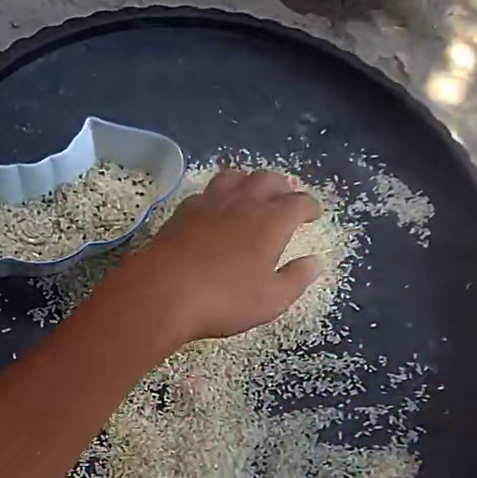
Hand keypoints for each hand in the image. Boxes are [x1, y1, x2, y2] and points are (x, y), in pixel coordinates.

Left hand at [96, 170, 321, 348]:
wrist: (162, 293)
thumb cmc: (224, 300)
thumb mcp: (271, 300)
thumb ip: (296, 279)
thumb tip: (314, 263)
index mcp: (271, 221)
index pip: (298, 203)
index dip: (309, 207)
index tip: (312, 214)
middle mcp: (242, 203)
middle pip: (267, 180)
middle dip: (281, 186)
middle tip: (286, 197)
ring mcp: (209, 204)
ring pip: (234, 177)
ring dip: (248, 181)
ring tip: (252, 192)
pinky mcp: (182, 212)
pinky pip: (205, 192)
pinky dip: (218, 194)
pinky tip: (215, 207)